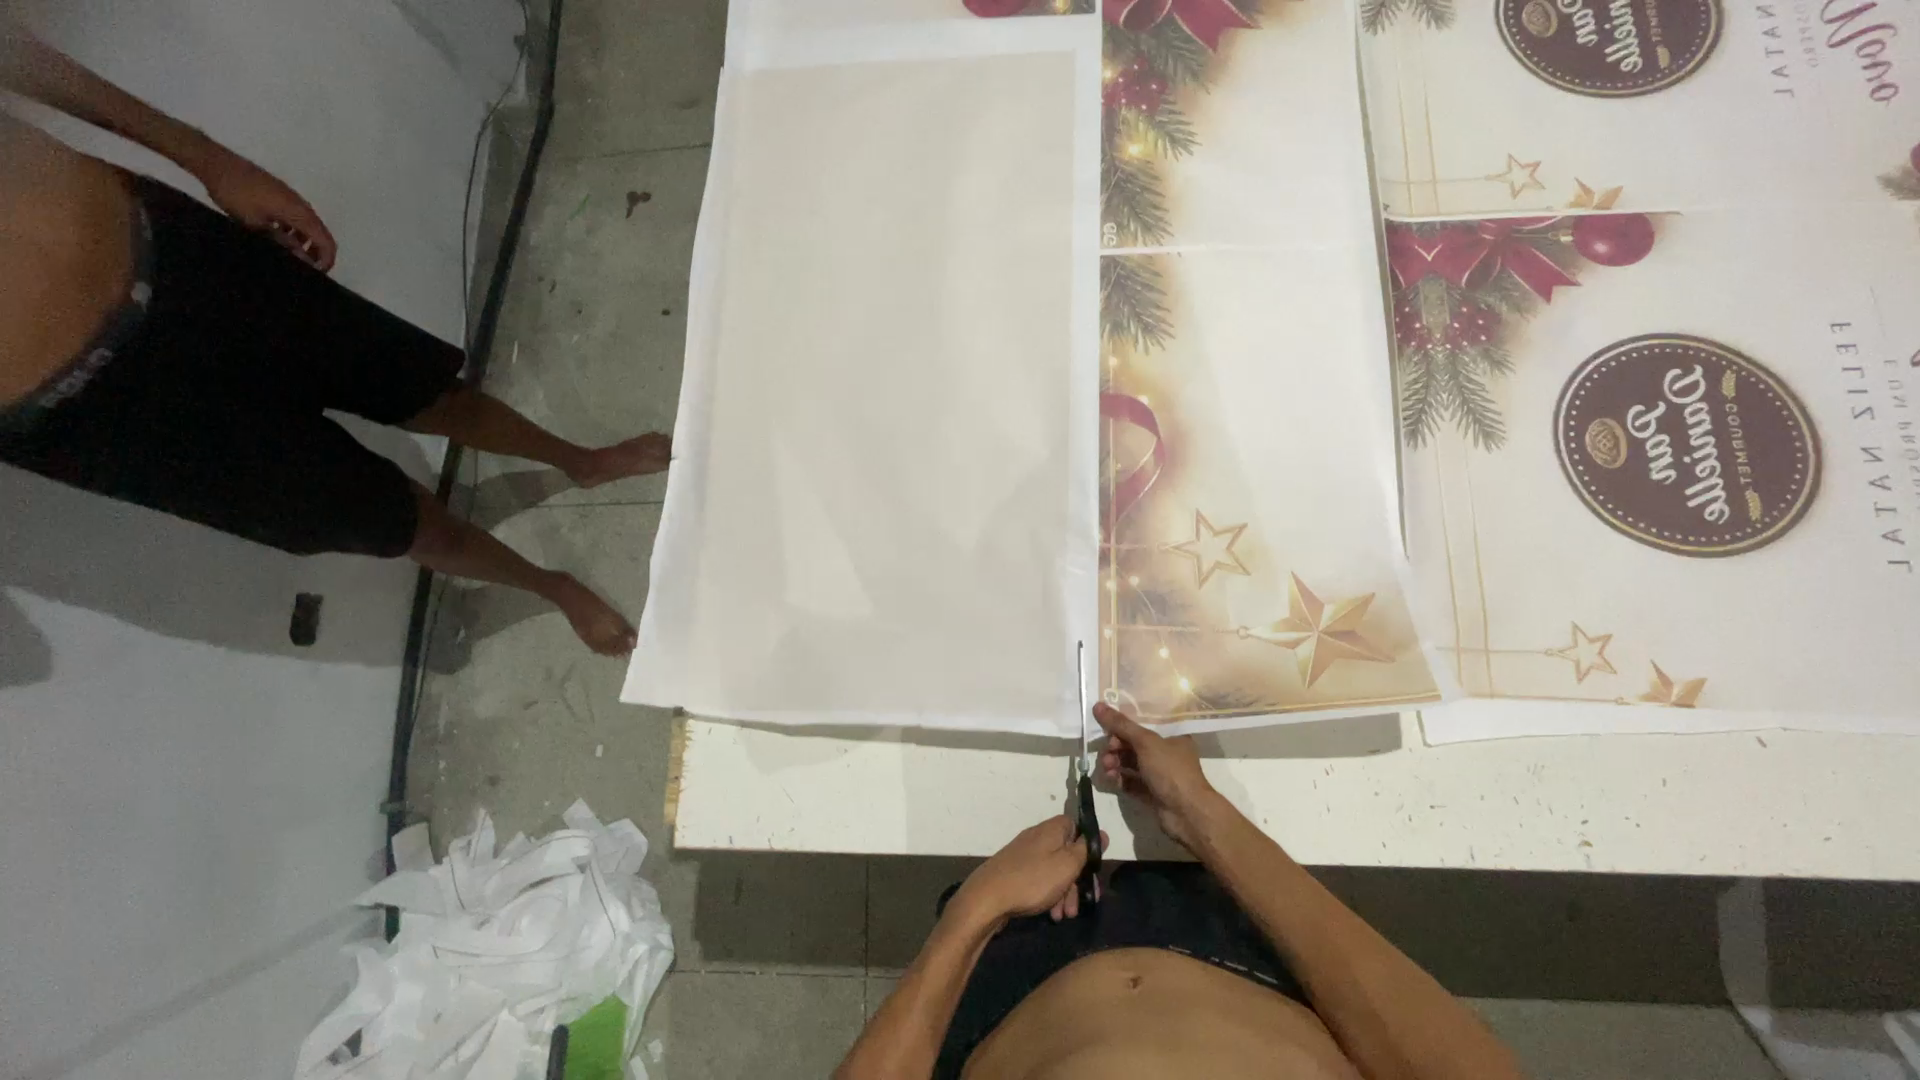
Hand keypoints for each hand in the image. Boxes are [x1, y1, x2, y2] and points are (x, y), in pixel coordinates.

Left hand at [195, 149, 336, 270]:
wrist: (213, 161)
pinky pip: (297, 216)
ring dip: (305, 241)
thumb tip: (302, 258)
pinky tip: (278, 234)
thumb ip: (281, 242)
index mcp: (300, 214)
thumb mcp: (254, 223)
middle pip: (321, 234)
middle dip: (317, 252)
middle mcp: (302, 205)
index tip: (316, 273)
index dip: (326, 261)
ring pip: (309, 225)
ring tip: (290, 252)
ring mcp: (292, 198)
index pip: (326, 242)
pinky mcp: (281, 193)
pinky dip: (295, 229)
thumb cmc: (233, 193)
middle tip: (304, 266)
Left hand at [951, 816, 1104, 926]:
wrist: (988, 898)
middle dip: (1077, 879)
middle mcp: (1038, 837)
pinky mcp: (1015, 871)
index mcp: (1051, 829)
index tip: (1092, 867)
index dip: (1087, 845)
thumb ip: (1086, 849)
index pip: (1075, 826)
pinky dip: (1049, 894)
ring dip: (1064, 892)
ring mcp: (1024, 855)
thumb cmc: (1033, 879)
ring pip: (1054, 870)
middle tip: (1084, 902)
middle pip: (1067, 853)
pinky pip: (1039, 880)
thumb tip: (1101, 833)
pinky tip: (1051, 914)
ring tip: (1064, 916)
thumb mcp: (1067, 864)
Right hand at [1093, 702, 1218, 848]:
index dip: (1124, 724)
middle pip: (1133, 744)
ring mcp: (1158, 774)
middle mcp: (1166, 753)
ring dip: (1115, 763)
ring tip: (1107, 768)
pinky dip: (1119, 779)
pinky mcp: (1151, 792)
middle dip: (1116, 746)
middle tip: (1107, 751)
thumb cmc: (1171, 770)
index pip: (1144, 723)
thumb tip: (1097, 705)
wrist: (1187, 813)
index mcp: (1172, 736)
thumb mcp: (1146, 742)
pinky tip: (1111, 779)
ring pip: (1130, 763)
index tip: (1107, 728)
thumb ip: (1120, 724)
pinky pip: (1130, 781)